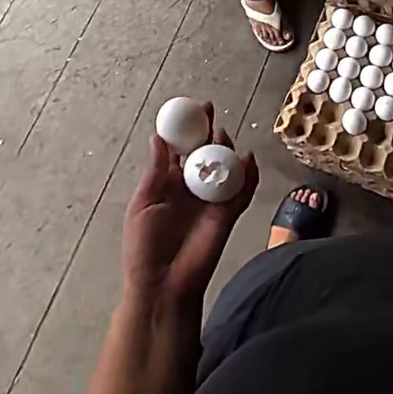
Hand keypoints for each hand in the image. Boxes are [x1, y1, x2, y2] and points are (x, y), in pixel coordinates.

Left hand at [122, 105, 259, 310]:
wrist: (163, 284)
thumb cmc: (144, 247)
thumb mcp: (143, 205)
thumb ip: (155, 171)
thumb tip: (157, 137)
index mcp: (168, 182)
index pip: (182, 148)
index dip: (189, 128)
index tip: (195, 109)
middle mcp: (192, 186)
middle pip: (206, 152)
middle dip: (211, 133)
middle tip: (212, 118)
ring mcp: (212, 199)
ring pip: (225, 167)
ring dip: (226, 150)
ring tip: (223, 139)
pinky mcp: (228, 213)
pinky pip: (243, 190)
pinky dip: (249, 175)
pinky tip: (248, 160)